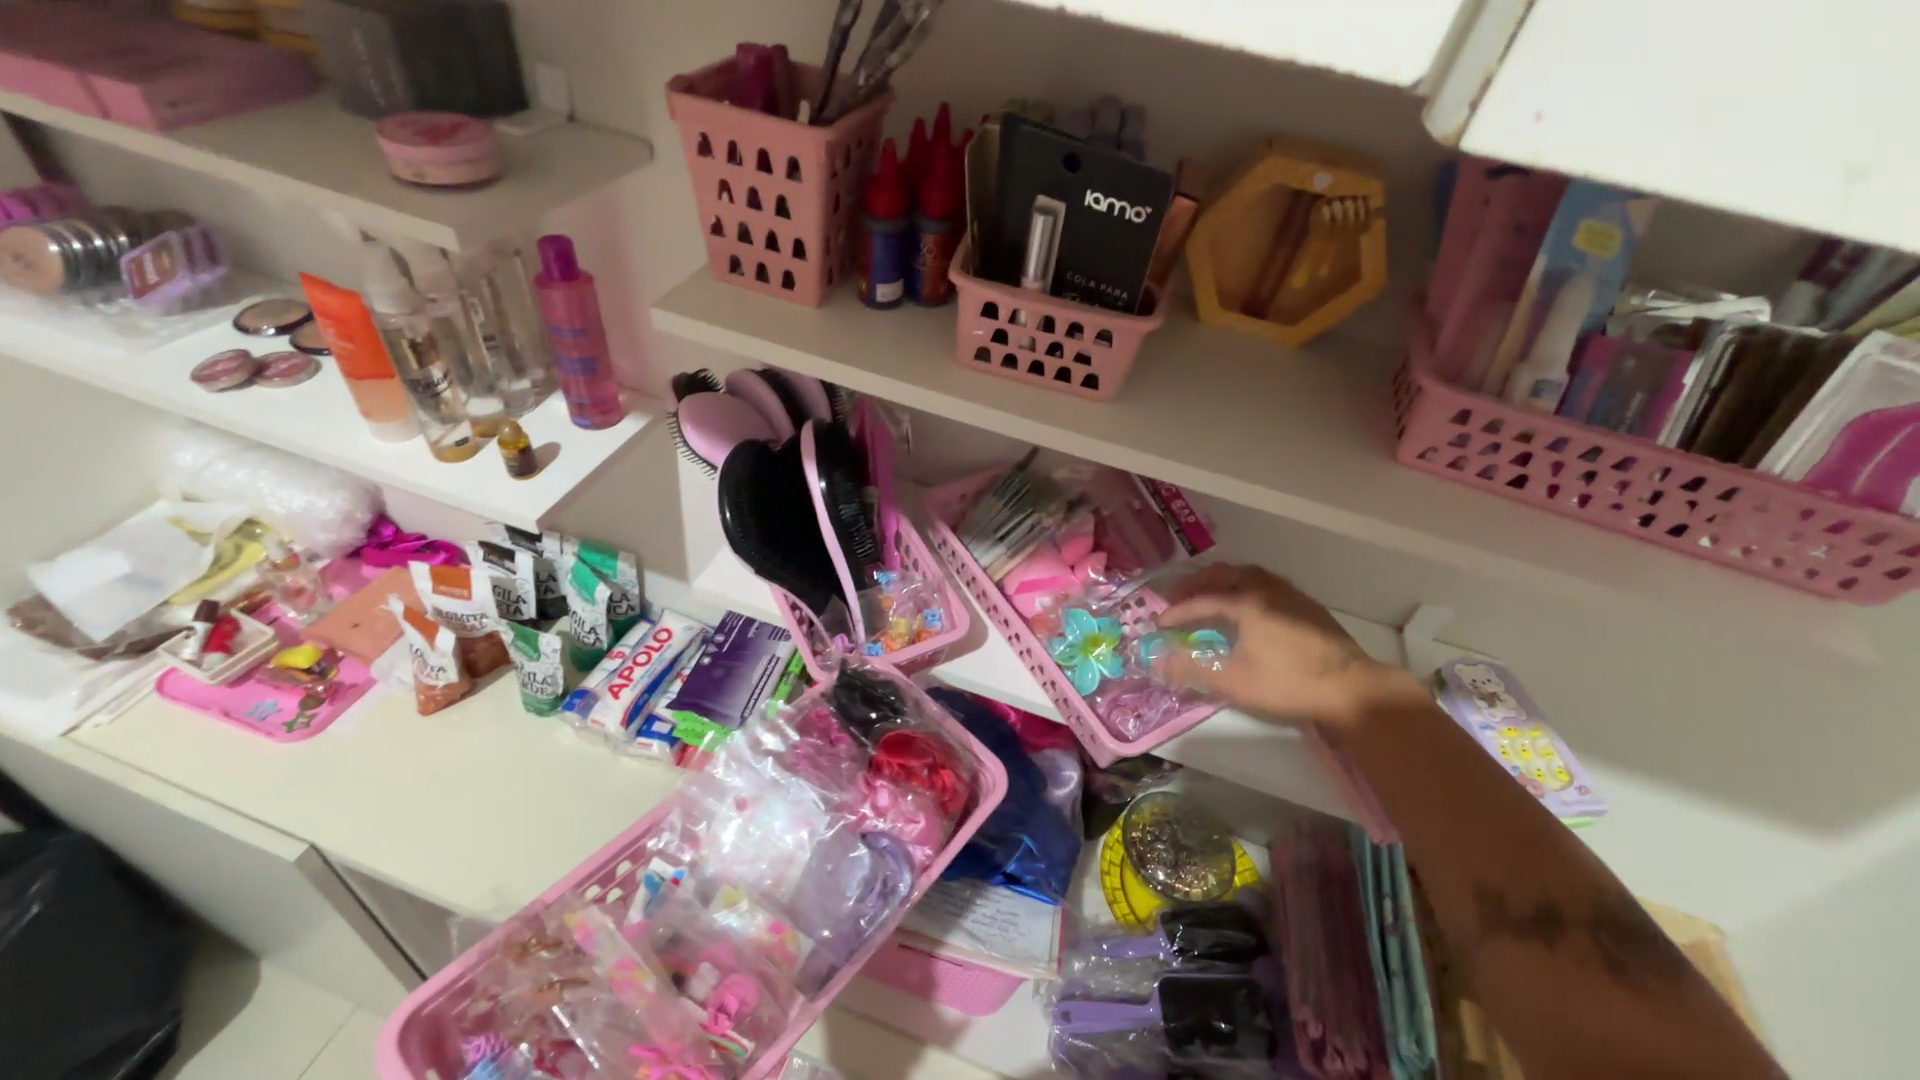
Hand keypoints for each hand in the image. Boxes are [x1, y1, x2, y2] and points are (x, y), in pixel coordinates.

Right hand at [1156, 564, 1425, 733]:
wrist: (1352, 690)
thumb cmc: (1289, 684)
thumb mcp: (1235, 682)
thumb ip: (1193, 670)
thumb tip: (1158, 663)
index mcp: (1248, 603)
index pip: (1203, 600)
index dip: (1178, 611)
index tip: (1159, 623)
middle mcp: (1269, 590)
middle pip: (1228, 574)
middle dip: (1199, 583)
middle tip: (1179, 595)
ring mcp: (1293, 597)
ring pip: (1252, 576)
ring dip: (1225, 580)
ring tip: (1211, 594)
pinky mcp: (1309, 608)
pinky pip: (1269, 585)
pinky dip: (1247, 588)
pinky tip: (1250, 608)